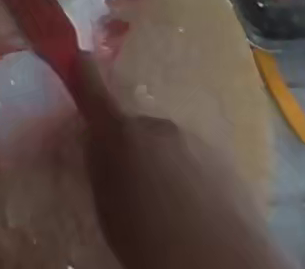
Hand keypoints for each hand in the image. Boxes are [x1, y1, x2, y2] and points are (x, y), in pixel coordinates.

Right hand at [78, 64, 291, 268]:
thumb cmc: (154, 247)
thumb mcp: (108, 211)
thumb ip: (100, 168)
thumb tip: (97, 142)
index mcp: (121, 133)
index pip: (93, 88)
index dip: (82, 71)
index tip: (78, 58)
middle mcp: (157, 126)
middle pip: (134, 127)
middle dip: (130, 148)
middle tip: (132, 187)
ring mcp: (195, 141)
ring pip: (167, 146)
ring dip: (162, 166)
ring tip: (169, 209)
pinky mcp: (227, 163)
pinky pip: (195, 163)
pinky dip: (191, 180)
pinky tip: (197, 216)